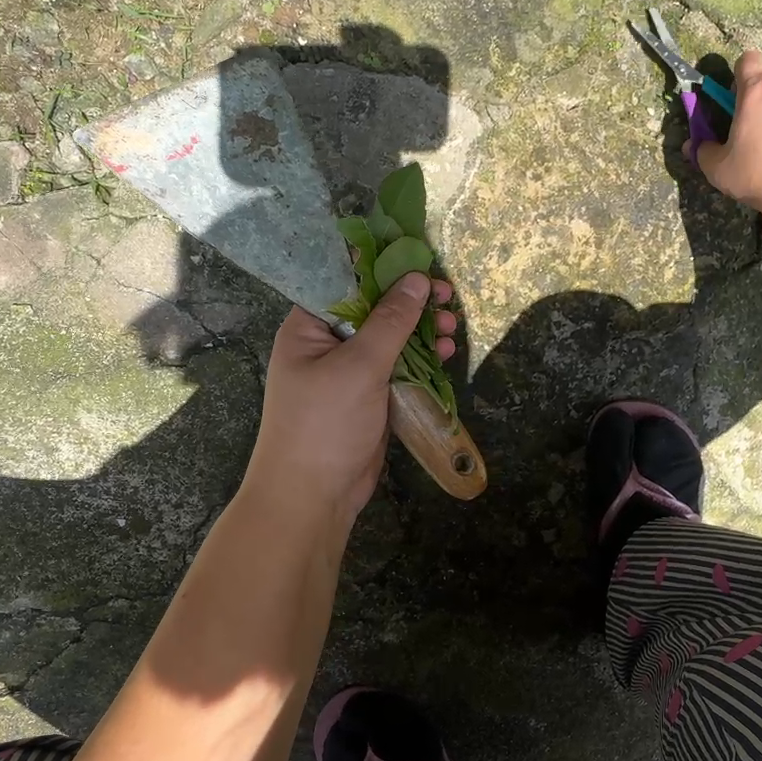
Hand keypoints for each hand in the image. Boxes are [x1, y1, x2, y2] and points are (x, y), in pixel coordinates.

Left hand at [239, 275, 459, 524]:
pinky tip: (445, 354)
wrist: (313, 494)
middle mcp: (327, 344)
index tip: (423, 265)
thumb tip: (418, 279)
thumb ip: (391, 320)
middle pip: (375, 310)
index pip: (347, 283)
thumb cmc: (324, 423)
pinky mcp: (369, 397)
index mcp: (309, 327)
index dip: (385, 270)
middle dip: (412, 304)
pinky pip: (398, 367)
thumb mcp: (359, 366)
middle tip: (448, 298)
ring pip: (392, 339)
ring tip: (452, 330)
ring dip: (422, 332)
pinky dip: (422, 359)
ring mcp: (349, 372)